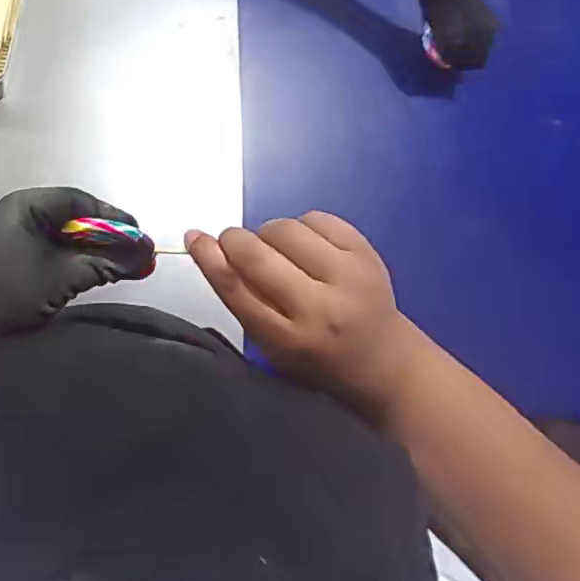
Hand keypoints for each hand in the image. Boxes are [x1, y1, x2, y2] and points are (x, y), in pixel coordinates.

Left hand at [0, 187, 139, 361]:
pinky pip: (63, 245)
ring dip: (99, 246)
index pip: (78, 201)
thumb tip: (146, 258)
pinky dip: (85, 256)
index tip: (136, 231)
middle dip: (108, 232)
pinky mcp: (27, 250)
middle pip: (78, 215)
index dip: (110, 216)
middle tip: (136, 245)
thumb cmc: (12, 293)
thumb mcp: (62, 277)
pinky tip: (106, 266)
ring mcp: (25, 230)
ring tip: (128, 258)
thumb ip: (105, 264)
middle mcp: (25, 211)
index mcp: (26, 206)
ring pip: (73, 231)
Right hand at [186, 212, 426, 419]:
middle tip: (234, 244)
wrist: (384, 363)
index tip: (194, 237)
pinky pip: (315, 218)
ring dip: (269, 234)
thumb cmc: (316, 358)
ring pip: (284, 229)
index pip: (236, 288)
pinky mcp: (366, 252)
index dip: (208, 257)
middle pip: (256, 254)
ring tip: (279, 253)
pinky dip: (302, 226)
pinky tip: (307, 247)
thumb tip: (205, 244)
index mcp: (289, 339)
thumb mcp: (272, 344)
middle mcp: (320, 307)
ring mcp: (348, 276)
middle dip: (234, 240)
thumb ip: (242, 298)